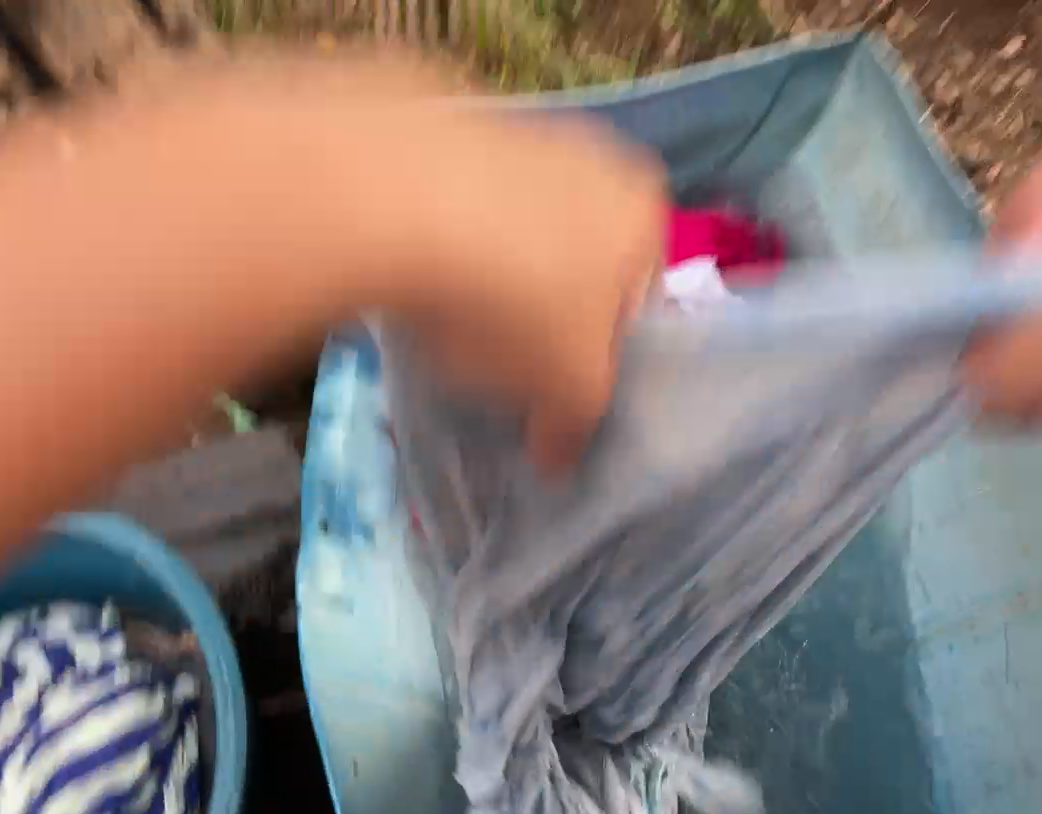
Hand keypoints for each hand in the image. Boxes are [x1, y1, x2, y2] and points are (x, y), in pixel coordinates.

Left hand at [379, 107, 666, 469]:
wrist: (397, 203)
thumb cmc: (520, 301)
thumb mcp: (569, 389)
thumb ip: (575, 426)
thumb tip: (558, 456)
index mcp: (644, 214)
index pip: (637, 308)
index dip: (599, 362)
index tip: (558, 392)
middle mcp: (595, 160)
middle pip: (579, 270)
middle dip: (547, 322)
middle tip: (508, 366)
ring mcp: (521, 135)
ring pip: (520, 242)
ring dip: (496, 288)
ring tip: (455, 328)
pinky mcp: (449, 130)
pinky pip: (463, 215)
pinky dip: (451, 251)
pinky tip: (421, 285)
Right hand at [966, 148, 1041, 553]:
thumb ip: (1014, 334)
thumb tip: (967, 355)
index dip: (1016, 256)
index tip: (1009, 329)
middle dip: (1013, 316)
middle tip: (1022, 378)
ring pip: (1034, 308)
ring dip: (1013, 360)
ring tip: (1032, 409)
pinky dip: (1023, 384)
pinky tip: (1037, 420)